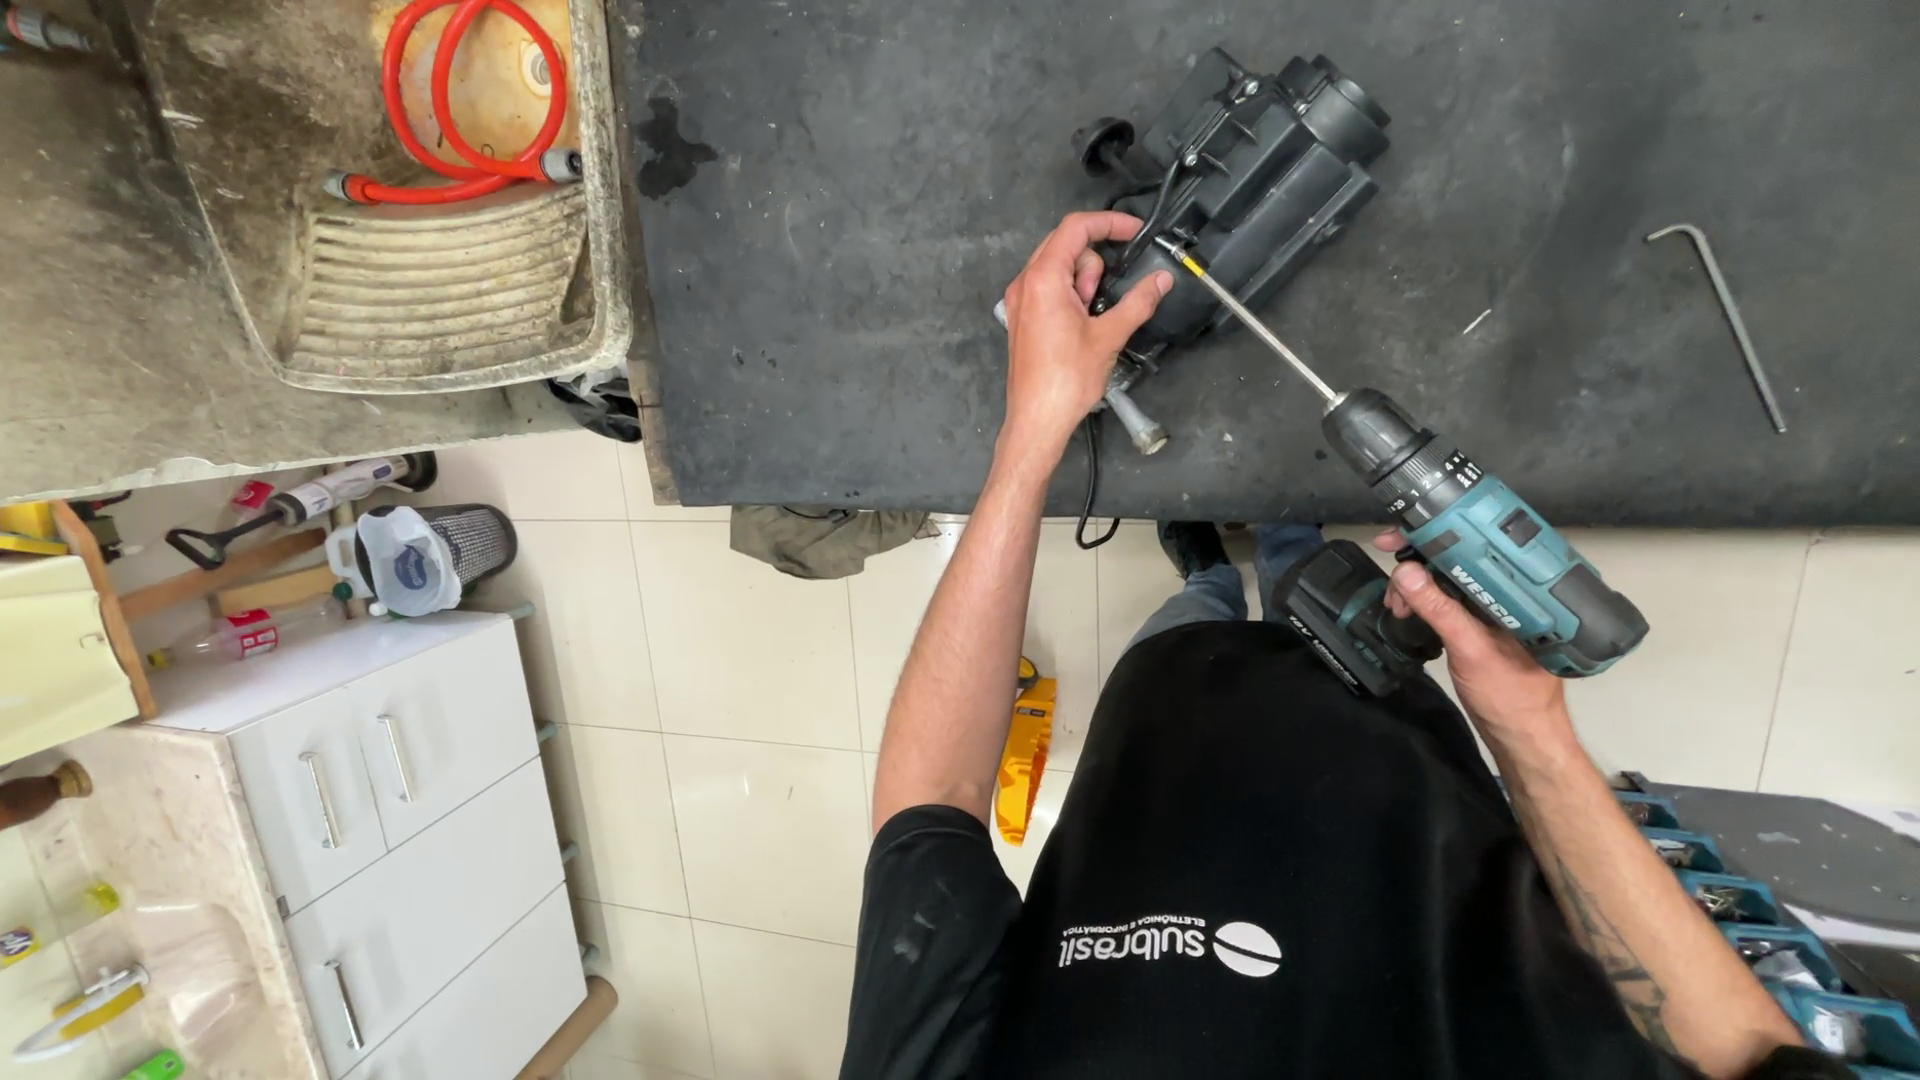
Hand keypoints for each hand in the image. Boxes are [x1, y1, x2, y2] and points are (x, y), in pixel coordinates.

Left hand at [1000, 212, 1173, 453]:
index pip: (1076, 227)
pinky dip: (1068, 295)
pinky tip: (1079, 324)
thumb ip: (1139, 301)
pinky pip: (1048, 289)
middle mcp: (1025, 285)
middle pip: (1065, 244)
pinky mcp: (1022, 319)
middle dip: (1093, 261)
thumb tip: (1161, 281)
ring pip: (1057, 267)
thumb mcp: (1110, 335)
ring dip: (1081, 281)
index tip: (1133, 232)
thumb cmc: (1065, 381)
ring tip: (1090, 317)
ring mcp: (1020, 302)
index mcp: (1043, 280)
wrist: (1037, 419)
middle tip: (1104, 295)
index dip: (1109, 223)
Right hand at [1373, 530, 1572, 744]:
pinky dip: (1422, 598)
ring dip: (1415, 585)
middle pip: (1458, 557)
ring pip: (1447, 577)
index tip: (1399, 536)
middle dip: (1417, 563)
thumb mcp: (1471, 650)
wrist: (1522, 737)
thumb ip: (1440, 610)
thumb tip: (1407, 573)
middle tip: (1393, 585)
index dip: (1435, 533)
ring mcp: (1494, 607)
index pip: (1478, 544)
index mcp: (1521, 591)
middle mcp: (1510, 593)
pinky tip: (1408, 609)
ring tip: (1399, 607)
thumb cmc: (1512, 698)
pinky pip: (1446, 596)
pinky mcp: (1479, 621)